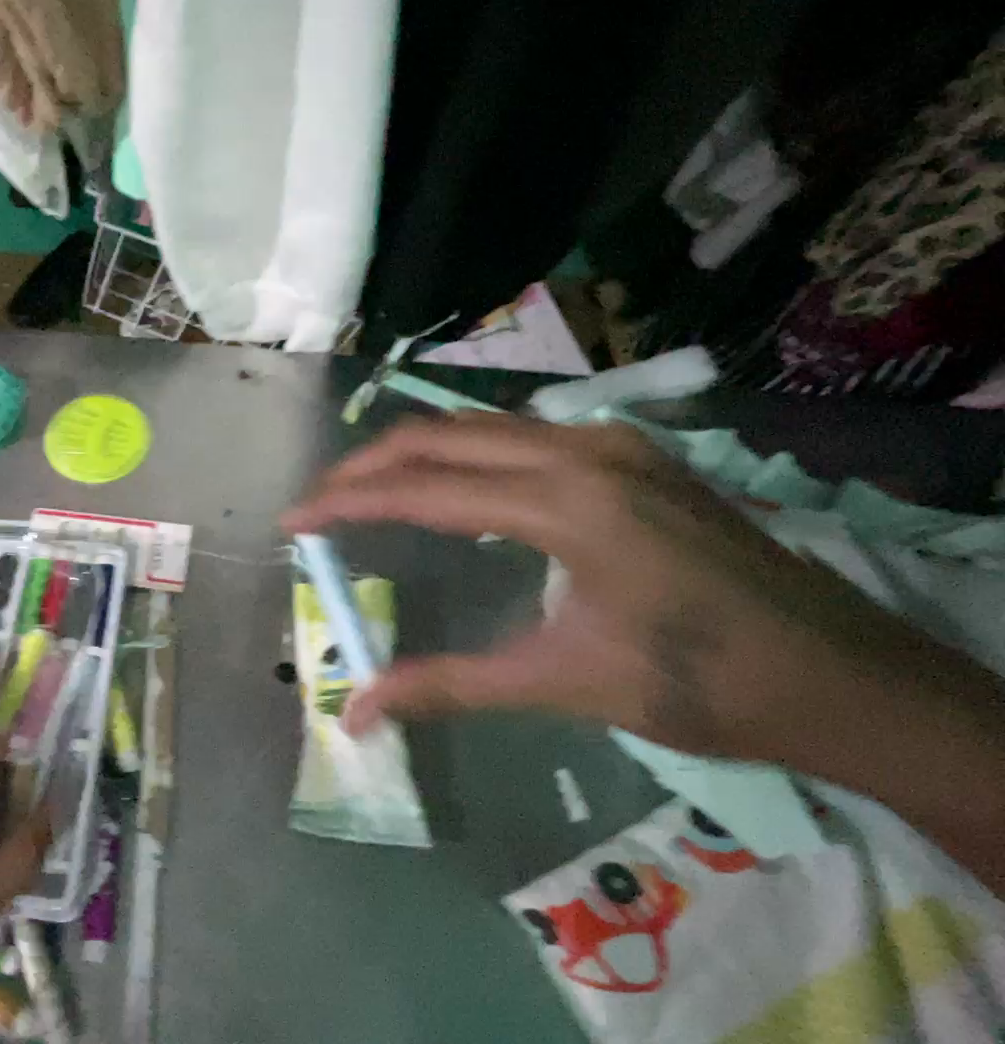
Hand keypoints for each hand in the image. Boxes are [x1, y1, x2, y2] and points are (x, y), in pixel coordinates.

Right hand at [281, 414, 1003, 792]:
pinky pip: (519, 437)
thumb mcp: (562, 684)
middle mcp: (585, 453)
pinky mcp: (633, 458)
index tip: (291, 521)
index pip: (424, 489)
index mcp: (567, 504)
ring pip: (481, 427)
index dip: (346, 503)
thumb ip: (448, 686)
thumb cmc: (704, 685)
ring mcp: (615, 447)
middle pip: (441, 436)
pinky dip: (462, 455)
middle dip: (366, 465)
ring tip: (363, 491)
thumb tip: (355, 713)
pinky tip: (450, 489)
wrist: (849, 681)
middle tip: (315, 502)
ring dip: (412, 453)